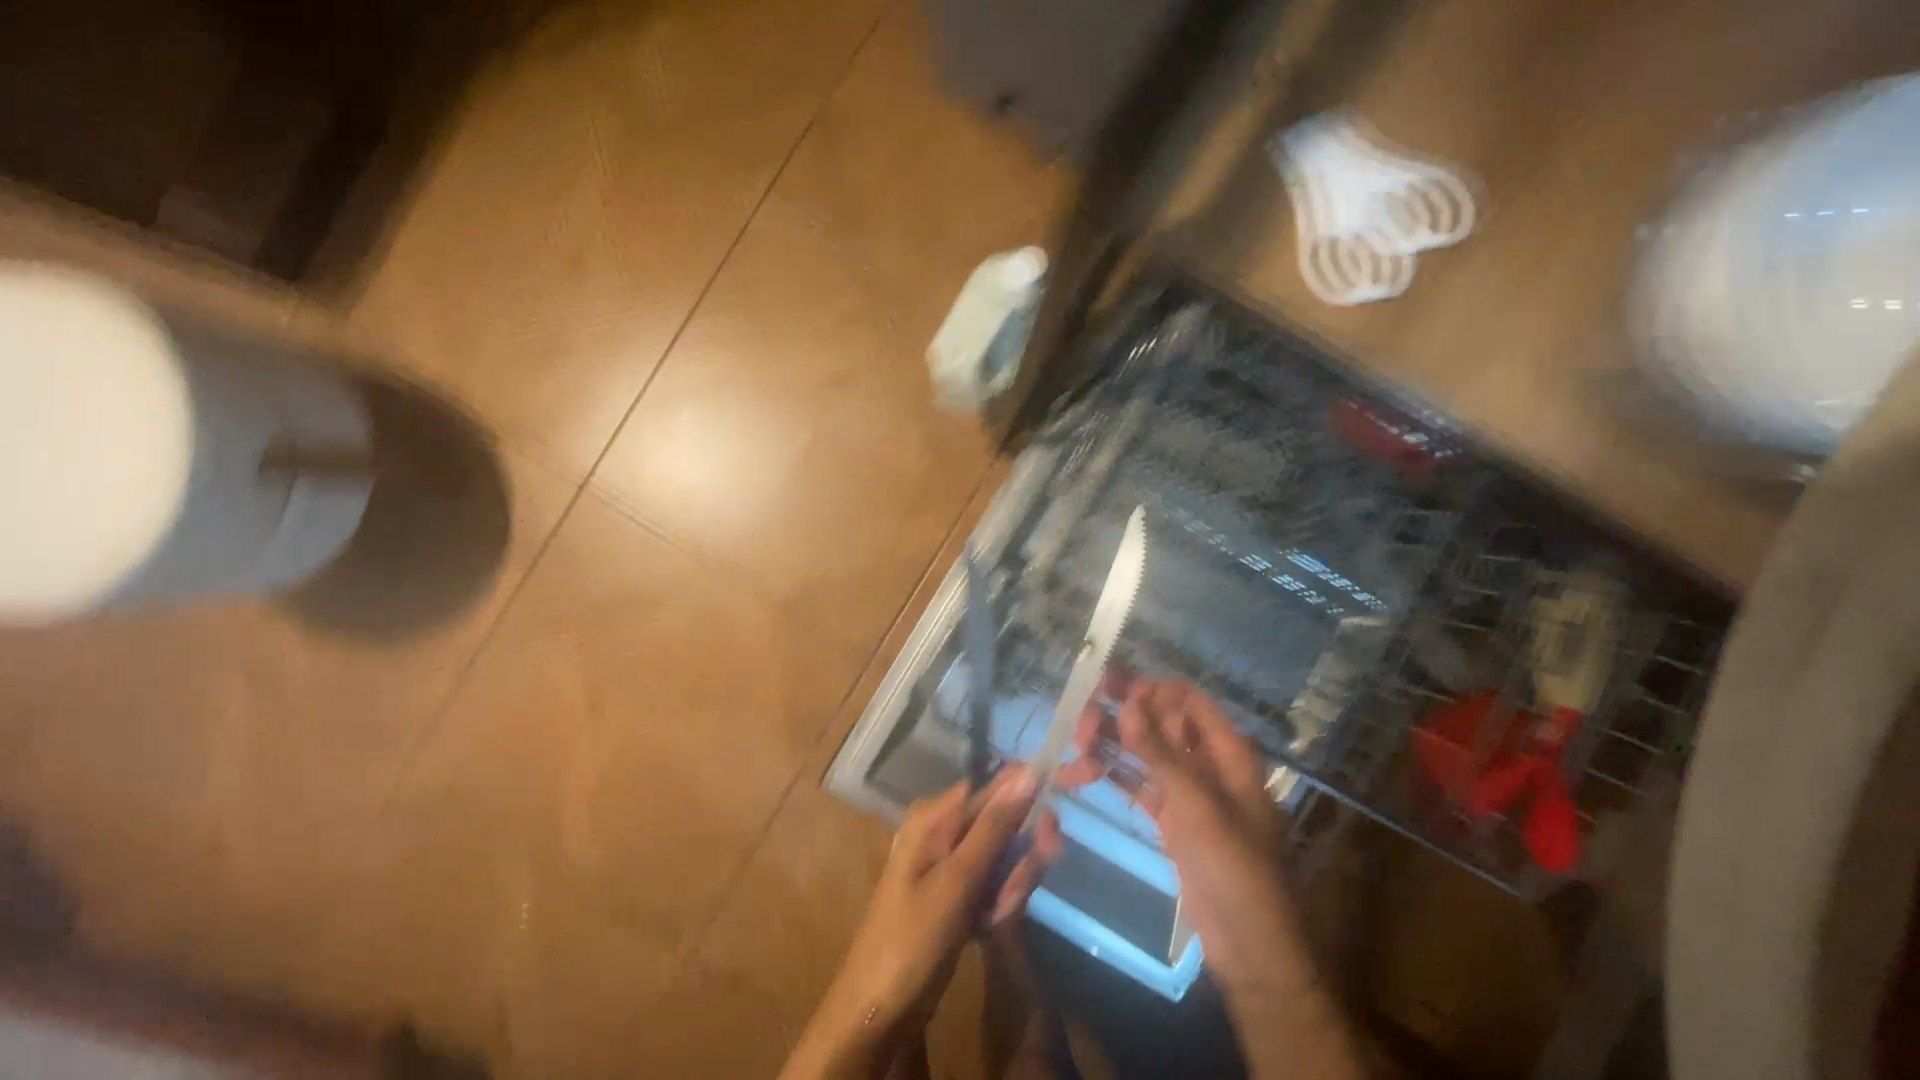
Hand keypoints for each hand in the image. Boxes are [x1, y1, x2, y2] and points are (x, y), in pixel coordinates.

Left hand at [781, 768, 1060, 1079]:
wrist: (881, 1009)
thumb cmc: (913, 939)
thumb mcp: (958, 879)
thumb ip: (995, 826)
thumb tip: (1028, 772)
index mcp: (934, 817)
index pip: (994, 786)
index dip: (1025, 801)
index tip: (1051, 831)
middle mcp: (942, 832)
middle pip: (1004, 824)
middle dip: (1018, 861)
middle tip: (1010, 896)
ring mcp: (952, 864)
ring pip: (1005, 858)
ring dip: (1009, 889)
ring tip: (990, 920)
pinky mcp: (960, 893)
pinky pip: (995, 885)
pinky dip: (999, 906)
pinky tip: (986, 929)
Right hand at [1059, 676, 1298, 993]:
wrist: (1248, 943)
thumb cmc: (1233, 867)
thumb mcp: (1196, 806)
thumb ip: (1160, 752)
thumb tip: (1127, 700)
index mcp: (1228, 752)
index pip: (1186, 700)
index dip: (1148, 689)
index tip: (1106, 690)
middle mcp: (1208, 764)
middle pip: (1160, 723)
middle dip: (1120, 717)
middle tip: (1077, 723)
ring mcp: (1189, 793)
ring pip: (1144, 754)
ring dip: (1109, 748)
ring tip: (1071, 752)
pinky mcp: (1172, 820)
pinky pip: (1139, 786)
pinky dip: (1112, 778)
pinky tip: (1077, 775)